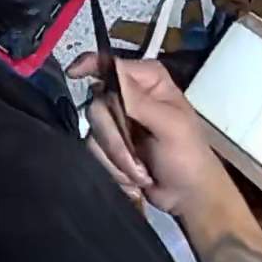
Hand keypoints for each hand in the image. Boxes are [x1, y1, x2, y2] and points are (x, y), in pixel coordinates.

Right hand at [69, 53, 241, 222]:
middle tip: (137, 156)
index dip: (89, 65)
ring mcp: (116, 118)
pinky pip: (93, 149)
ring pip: (94, 129)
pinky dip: (112, 167)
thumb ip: (139, 101)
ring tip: (140, 170)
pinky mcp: (108, 142)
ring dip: (117, 156)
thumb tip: (110, 73)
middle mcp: (127, 93)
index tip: (73, 73)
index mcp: (147, 79)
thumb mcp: (170, 126)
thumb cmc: (188, 156)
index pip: (110, 64)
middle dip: (116, 136)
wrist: (187, 198)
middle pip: (98, 102)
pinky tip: (132, 176)